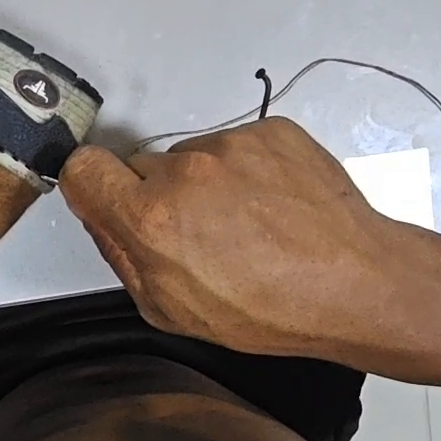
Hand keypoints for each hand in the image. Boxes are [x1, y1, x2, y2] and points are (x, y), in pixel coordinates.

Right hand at [59, 118, 440, 370]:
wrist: (357, 283)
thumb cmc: (267, 310)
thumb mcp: (172, 310)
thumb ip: (124, 258)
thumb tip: (105, 219)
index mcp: (151, 218)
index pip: (83, 168)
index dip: (92, 188)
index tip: (112, 202)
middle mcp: (184, 170)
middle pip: (140, 167)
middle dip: (157, 195)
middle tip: (199, 232)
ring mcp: (230, 144)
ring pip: (190, 157)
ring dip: (205, 183)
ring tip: (249, 223)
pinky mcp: (270, 130)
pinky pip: (235, 146)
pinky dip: (247, 170)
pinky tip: (274, 206)